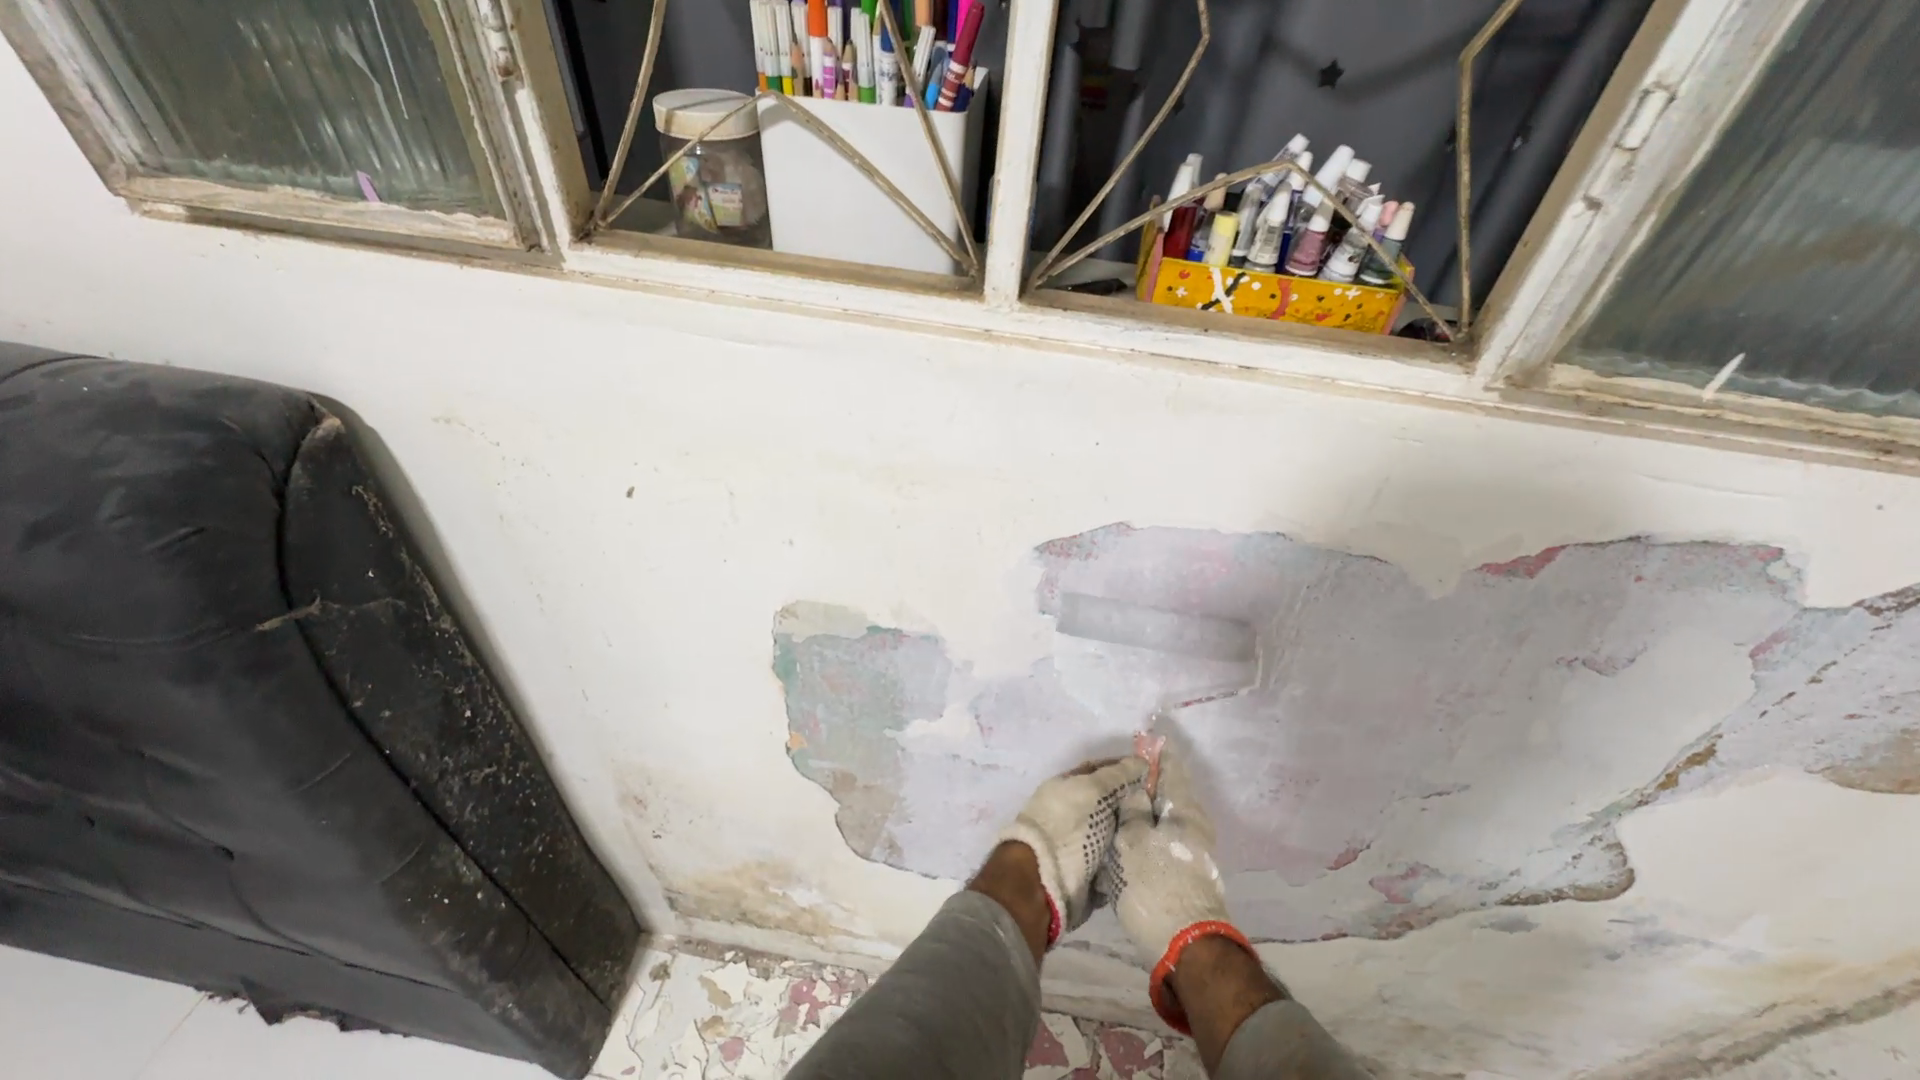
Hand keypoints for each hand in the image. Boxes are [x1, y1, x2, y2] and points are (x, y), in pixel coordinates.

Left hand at [996, 756, 1146, 945]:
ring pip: (1115, 835)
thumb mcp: (1092, 791)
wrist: (1044, 882)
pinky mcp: (1089, 876)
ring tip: (1164, 834)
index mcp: (1065, 789)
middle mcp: (1071, 815)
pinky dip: (1130, 863)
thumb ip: (1117, 776)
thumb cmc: (1066, 827)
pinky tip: (1152, 858)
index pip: (1098, 771)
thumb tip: (1140, 762)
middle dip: (1134, 805)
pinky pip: (1116, 864)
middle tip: (1165, 807)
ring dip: (1135, 836)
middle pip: (1109, 805)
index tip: (1152, 774)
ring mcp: (1078, 846)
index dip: (1124, 770)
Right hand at [1108, 742, 1261, 1033]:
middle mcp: (1196, 826)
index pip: (1171, 768)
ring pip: (1165, 822)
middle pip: (1169, 795)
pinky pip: (1163, 843)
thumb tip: (1137, 788)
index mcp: (1185, 810)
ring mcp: (1195, 852)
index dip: (1155, 754)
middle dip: (1145, 786)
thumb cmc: (1156, 885)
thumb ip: (1133, 809)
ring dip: (1143, 815)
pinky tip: (1124, 845)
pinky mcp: (1187, 875)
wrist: (1186, 947)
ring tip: (1114, 813)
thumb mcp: (1132, 841)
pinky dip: (1145, 838)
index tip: (1139, 742)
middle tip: (1116, 781)